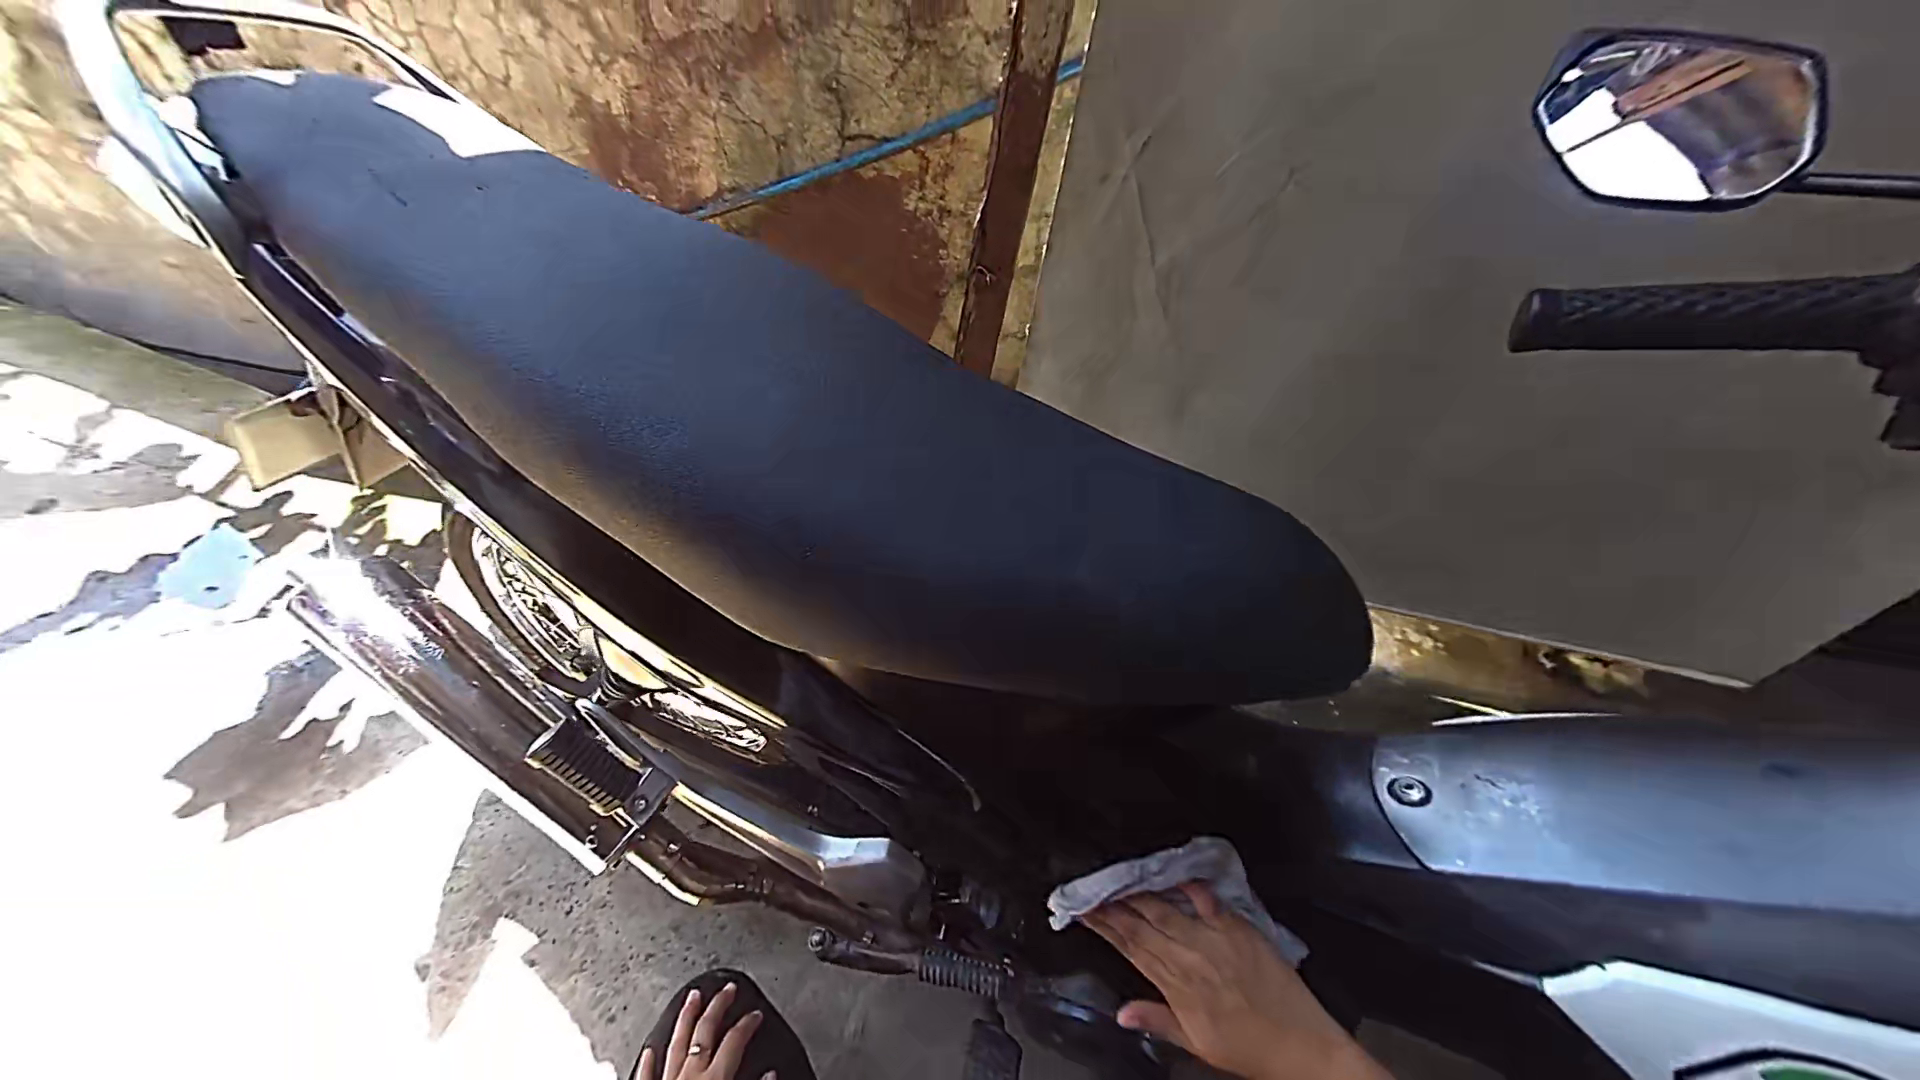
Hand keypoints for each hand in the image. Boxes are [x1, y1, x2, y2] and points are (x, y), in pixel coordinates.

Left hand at [635, 982, 772, 1079]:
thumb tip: (770, 1076)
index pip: (735, 1041)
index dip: (747, 1024)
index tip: (755, 1015)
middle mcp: (688, 1078)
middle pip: (705, 1031)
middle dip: (717, 1006)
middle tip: (726, 989)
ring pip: (675, 1044)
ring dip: (685, 1018)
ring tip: (691, 998)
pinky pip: (645, 1078)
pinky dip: (648, 1061)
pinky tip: (649, 1048)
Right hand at [1083, 884, 1388, 1079]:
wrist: (1303, 1049)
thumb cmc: (1251, 1049)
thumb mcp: (1198, 1044)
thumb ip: (1158, 1021)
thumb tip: (1122, 1013)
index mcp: (1177, 987)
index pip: (1130, 948)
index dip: (1104, 927)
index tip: (1084, 911)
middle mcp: (1189, 959)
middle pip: (1141, 925)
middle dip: (1112, 905)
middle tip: (1091, 888)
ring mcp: (1213, 941)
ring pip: (1165, 910)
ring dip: (1139, 894)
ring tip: (1119, 879)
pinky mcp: (1237, 929)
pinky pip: (1208, 901)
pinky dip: (1191, 886)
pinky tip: (1175, 873)